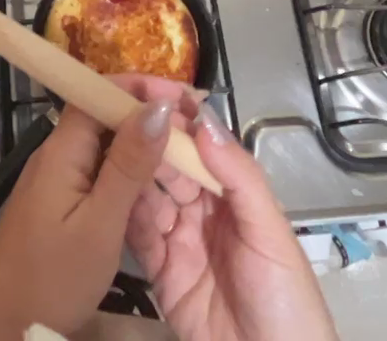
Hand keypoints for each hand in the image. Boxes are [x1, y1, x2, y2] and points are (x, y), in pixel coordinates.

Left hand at [0, 96, 174, 340]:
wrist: (2, 327)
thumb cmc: (52, 278)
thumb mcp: (100, 224)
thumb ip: (129, 165)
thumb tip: (157, 107)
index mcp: (62, 150)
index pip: (98, 94)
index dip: (139, 88)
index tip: (181, 96)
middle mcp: (57, 154)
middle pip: (102, 114)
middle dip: (146, 111)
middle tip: (194, 123)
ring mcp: (57, 178)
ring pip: (102, 143)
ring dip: (140, 139)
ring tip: (186, 147)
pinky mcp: (61, 202)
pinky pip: (98, 169)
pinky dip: (128, 167)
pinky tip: (156, 180)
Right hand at [123, 77, 337, 340]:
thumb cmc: (285, 299)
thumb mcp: (270, 232)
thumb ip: (238, 175)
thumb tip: (201, 118)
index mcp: (234, 193)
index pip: (200, 141)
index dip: (176, 113)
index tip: (147, 87)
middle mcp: (203, 208)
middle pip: (169, 162)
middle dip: (145, 134)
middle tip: (112, 107)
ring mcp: (179, 238)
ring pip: (147, 191)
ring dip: (128, 166)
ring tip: (101, 138)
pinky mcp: (158, 270)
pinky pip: (136, 232)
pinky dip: (120, 209)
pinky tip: (104, 187)